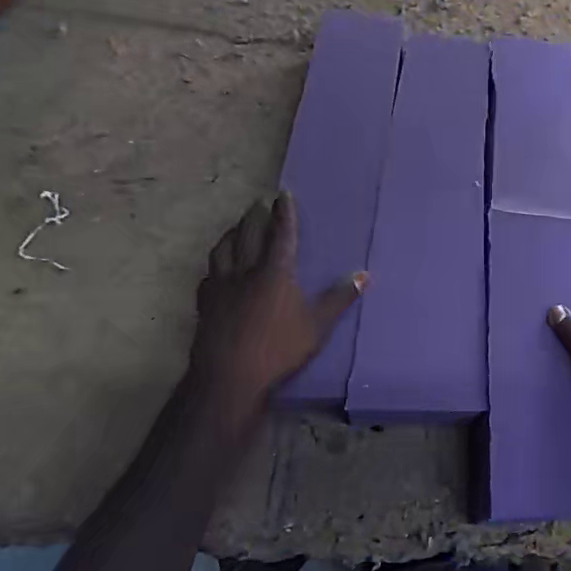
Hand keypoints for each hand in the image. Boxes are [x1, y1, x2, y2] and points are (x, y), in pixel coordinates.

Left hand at [190, 192, 363, 410]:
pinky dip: (215, 266)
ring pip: (223, 251)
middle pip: (248, 236)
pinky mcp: (206, 304)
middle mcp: (245, 272)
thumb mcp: (318, 326)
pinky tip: (216, 271)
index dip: (284, 214)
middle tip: (258, 203)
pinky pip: (209, 276)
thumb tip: (364, 275)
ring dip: (231, 235)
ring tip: (236, 228)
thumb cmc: (279, 349)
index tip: (283, 194)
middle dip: (255, 217)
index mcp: (275, 273)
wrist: (229, 376)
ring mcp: (221, 288)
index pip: (282, 235)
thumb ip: (339, 298)